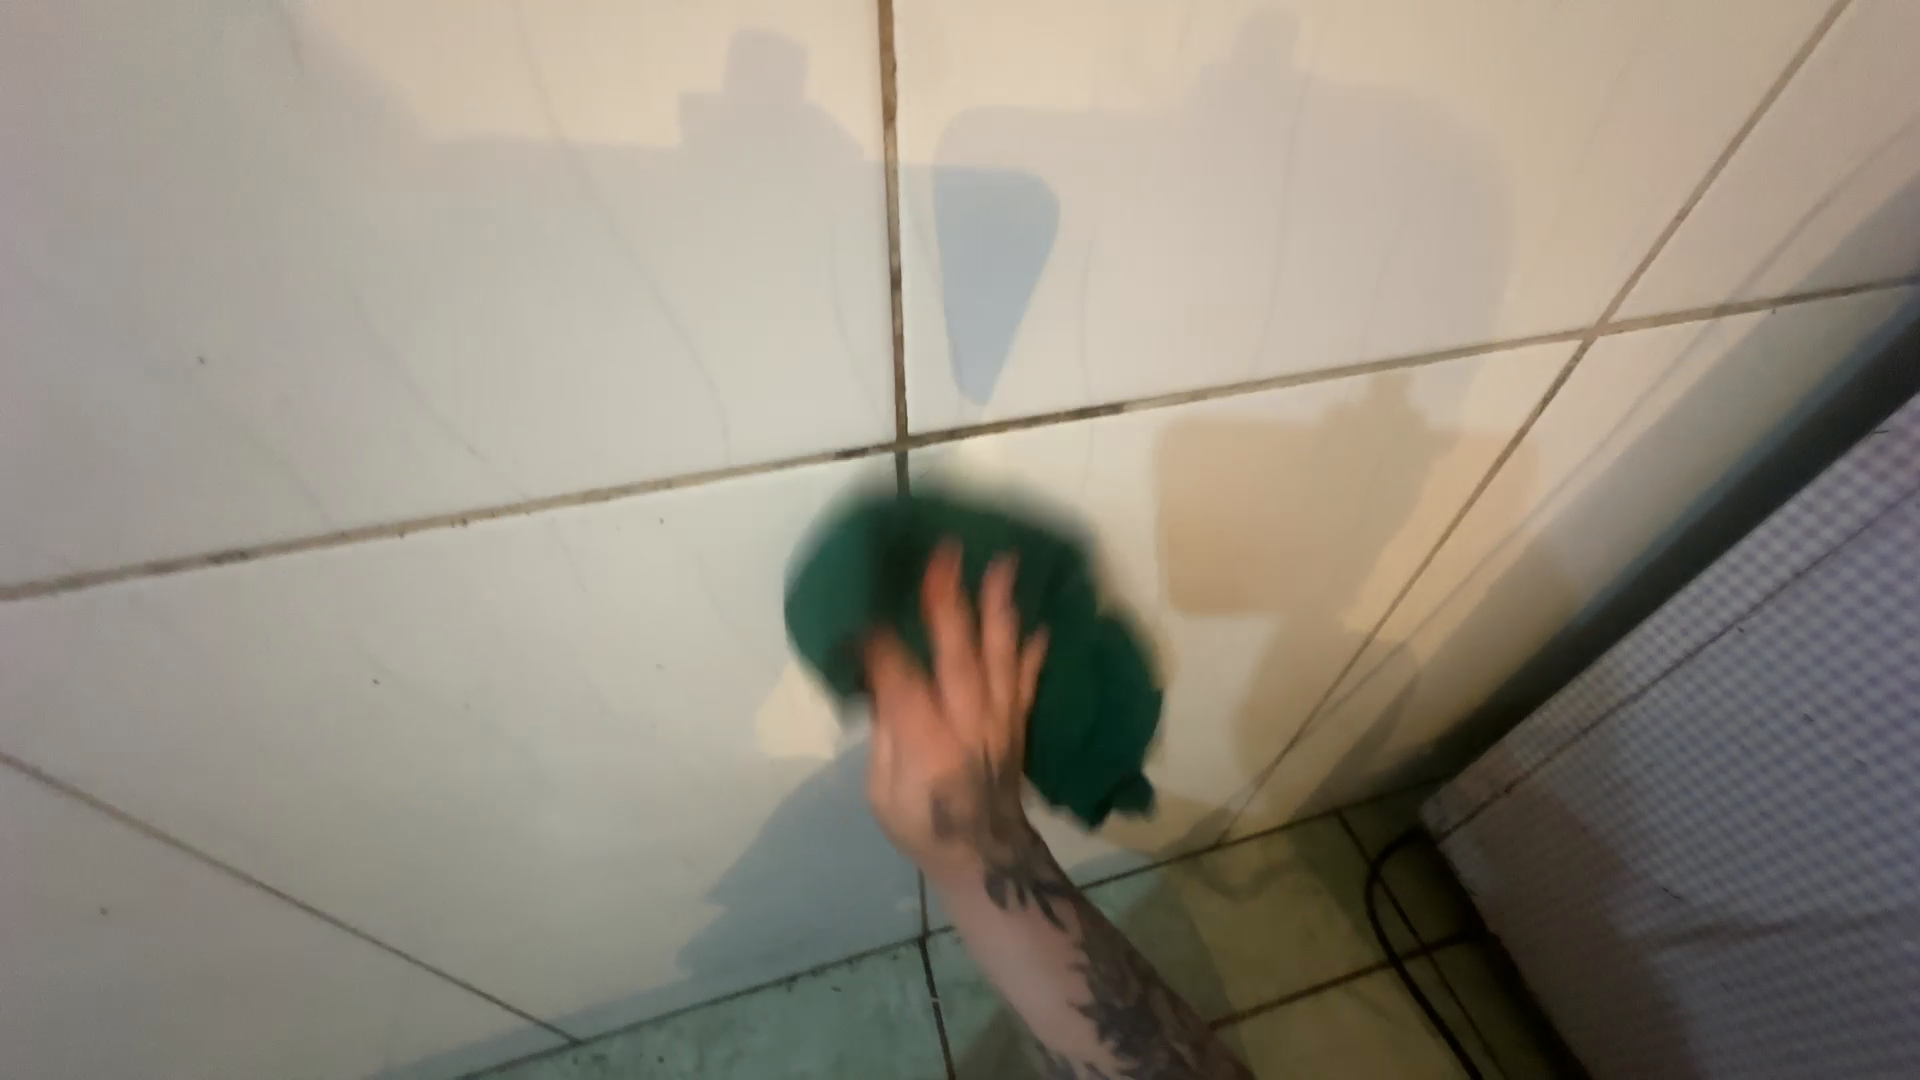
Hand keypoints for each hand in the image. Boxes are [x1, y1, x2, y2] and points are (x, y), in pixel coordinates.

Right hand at [863, 543, 1048, 884]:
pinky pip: (1028, 680)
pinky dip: (1034, 650)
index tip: (866, 607)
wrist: (986, 854)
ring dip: (1000, 609)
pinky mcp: (1018, 720)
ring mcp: (999, 718)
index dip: (882, 643)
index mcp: (925, 743)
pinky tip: (1040, 621)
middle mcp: (966, 722)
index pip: (900, 680)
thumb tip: (878, 676)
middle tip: (948, 553)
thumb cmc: (923, 824)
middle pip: (958, 655)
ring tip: (1004, 565)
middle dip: (950, 603)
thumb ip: (884, 732)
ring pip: (999, 657)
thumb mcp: (882, 791)